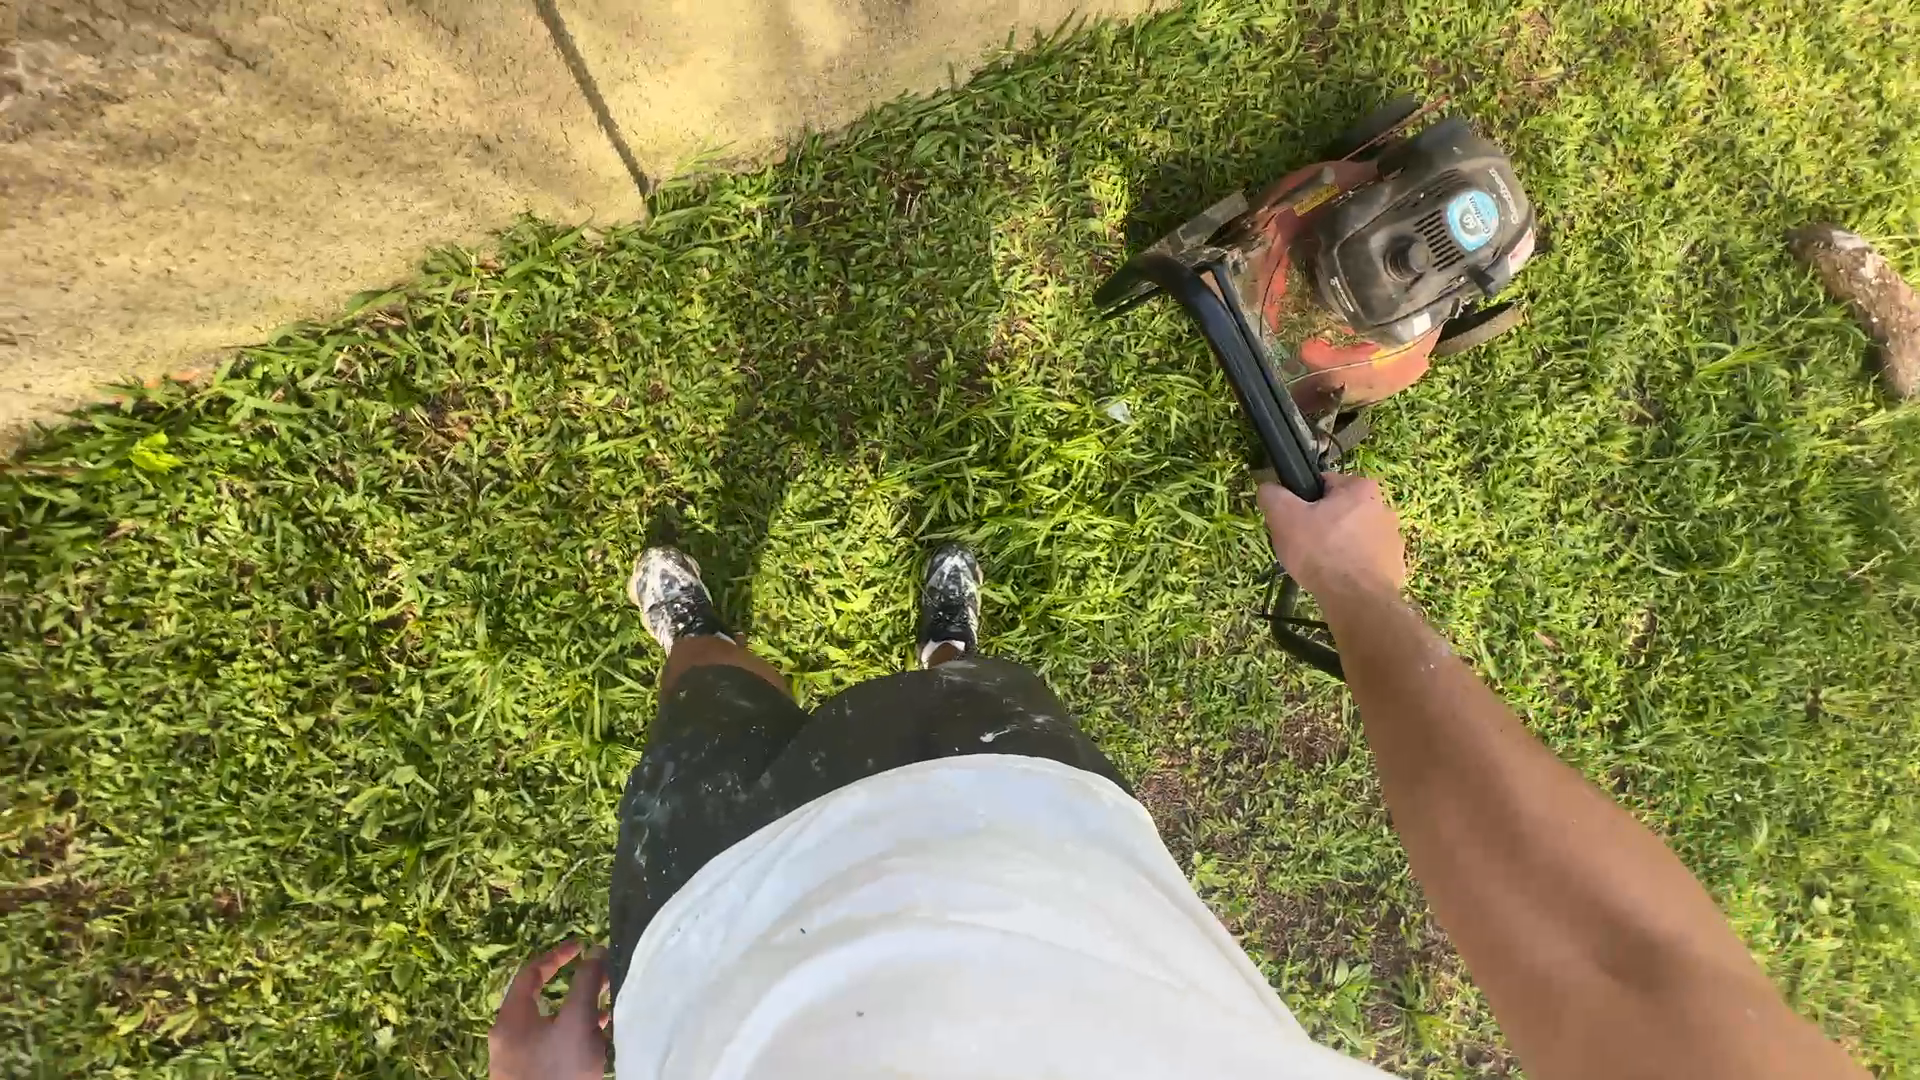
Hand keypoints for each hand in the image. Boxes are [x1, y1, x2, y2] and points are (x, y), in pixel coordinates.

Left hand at [488, 941, 608, 1079]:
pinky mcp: (531, 1076)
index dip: (558, 954)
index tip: (585, 946)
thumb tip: (594, 950)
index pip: (530, 973)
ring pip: (551, 1020)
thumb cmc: (559, 1071)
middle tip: (603, 976)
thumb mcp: (577, 1020)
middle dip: (576, 983)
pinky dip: (575, 1031)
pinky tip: (600, 1036)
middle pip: (541, 997)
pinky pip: (553, 1042)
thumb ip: (587, 982)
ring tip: (608, 1004)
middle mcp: (509, 1037)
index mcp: (512, 1019)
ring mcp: (518, 1060)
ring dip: (580, 1007)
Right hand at [1256, 473, 1405, 597]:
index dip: (1302, 502)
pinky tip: (1336, 578)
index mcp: (1360, 488)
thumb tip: (1269, 488)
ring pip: (1351, 535)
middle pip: (1338, 510)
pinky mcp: (1394, 564)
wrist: (1355, 598)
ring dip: (1336, 545)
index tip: (1293, 521)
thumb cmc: (1319, 550)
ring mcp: (1392, 537)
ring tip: (1318, 565)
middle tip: (1302, 544)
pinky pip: (1364, 559)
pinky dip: (1349, 565)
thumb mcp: (1283, 516)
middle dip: (1320, 525)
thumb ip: (1273, 495)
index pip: (1322, 484)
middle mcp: (1383, 507)